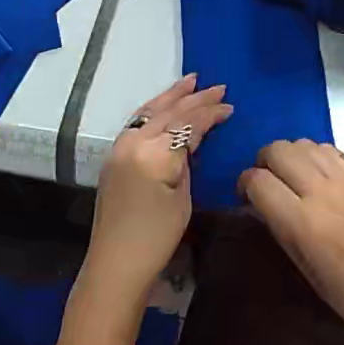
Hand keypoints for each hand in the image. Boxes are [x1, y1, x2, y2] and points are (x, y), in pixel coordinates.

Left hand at [85, 76, 231, 296]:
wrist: (115, 264)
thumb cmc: (157, 238)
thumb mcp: (182, 198)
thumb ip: (185, 162)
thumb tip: (189, 142)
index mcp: (155, 154)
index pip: (188, 124)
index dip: (210, 114)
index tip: (229, 107)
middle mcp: (134, 142)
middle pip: (169, 112)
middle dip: (195, 98)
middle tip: (218, 87)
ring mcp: (120, 147)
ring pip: (150, 112)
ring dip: (172, 96)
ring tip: (191, 81)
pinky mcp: (114, 156)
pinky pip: (138, 122)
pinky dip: (155, 109)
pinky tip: (165, 105)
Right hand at [240, 140, 343, 344]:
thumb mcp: (303, 268)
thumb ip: (278, 227)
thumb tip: (257, 201)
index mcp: (304, 223)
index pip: (259, 181)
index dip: (244, 184)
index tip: (245, 196)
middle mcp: (324, 193)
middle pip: (279, 150)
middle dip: (263, 161)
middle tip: (265, 182)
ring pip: (304, 143)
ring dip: (288, 154)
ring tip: (289, 175)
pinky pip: (330, 150)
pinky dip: (314, 155)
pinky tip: (315, 174)